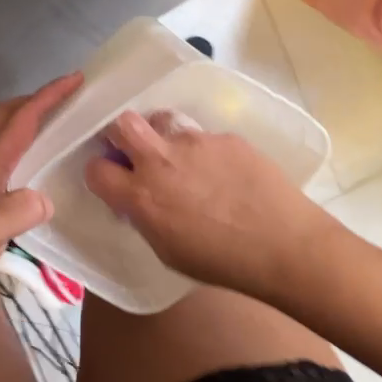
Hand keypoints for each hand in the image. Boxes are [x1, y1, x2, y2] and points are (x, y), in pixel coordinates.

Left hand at [0, 73, 83, 294]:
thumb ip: (12, 212)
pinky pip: (11, 158)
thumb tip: (43, 199)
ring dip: (31, 120)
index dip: (46, 97)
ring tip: (62, 124)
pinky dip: (29, 147)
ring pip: (7, 135)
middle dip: (36, 100)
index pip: (20, 120)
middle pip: (7, 117)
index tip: (75, 79)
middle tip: (68, 96)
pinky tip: (44, 166)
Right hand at [82, 110, 345, 300]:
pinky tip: (221, 170)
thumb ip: (144, 218)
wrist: (285, 246)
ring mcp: (194, 144)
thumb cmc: (222, 262)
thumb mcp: (167, 250)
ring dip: (160, 133)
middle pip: (121, 124)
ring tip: (176, 153)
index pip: (96, 168)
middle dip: (119, 133)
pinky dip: (203, 149)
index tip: (110, 179)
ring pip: (162, 119)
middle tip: (131, 148)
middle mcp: (160, 162)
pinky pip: (202, 135)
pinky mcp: (225, 137)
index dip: (99, 172)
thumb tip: (136, 203)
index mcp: (141, 196)